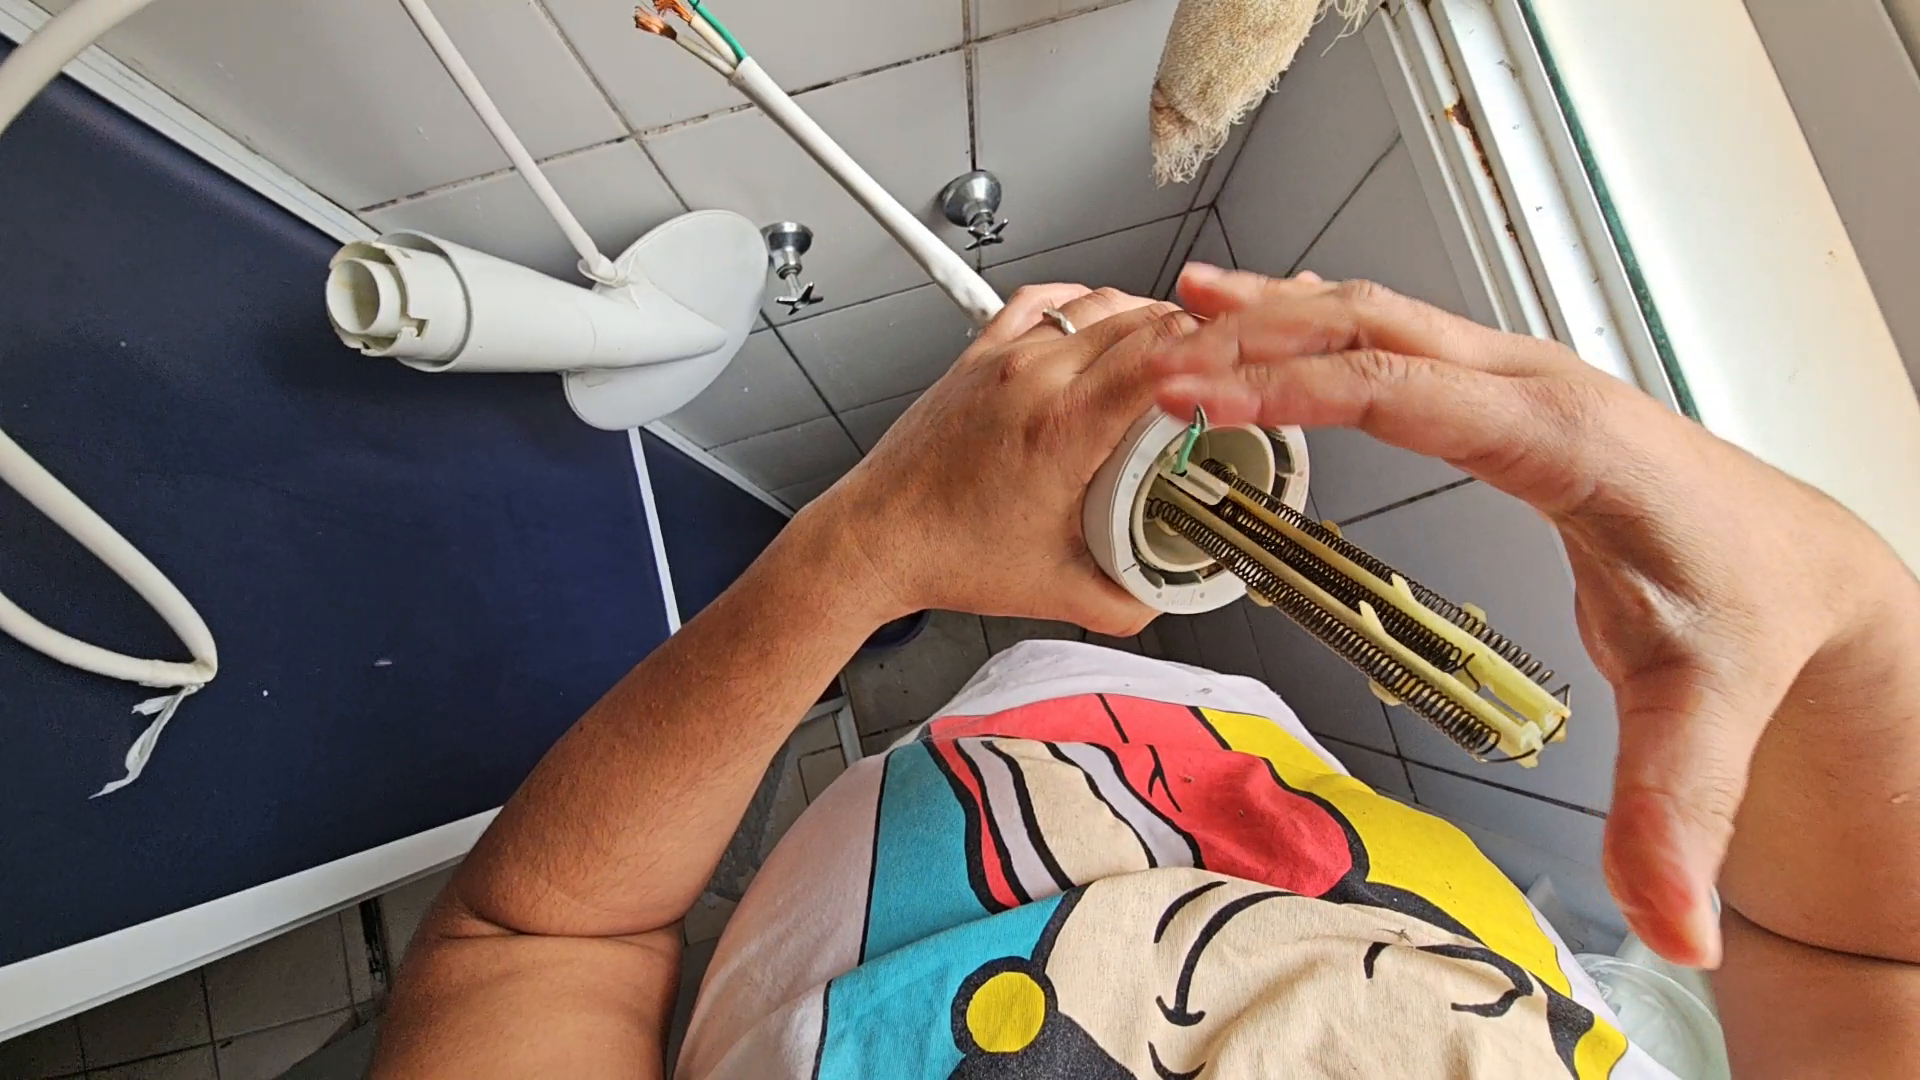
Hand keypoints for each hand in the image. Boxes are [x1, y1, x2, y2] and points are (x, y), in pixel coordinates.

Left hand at [803, 285, 1194, 637]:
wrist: (875, 537)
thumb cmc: (943, 551)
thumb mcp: (1054, 589)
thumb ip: (1122, 599)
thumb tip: (1156, 595)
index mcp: (1062, 428)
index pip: (1164, 355)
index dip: (1212, 354)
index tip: (1230, 374)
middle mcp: (1033, 379)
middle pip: (1141, 321)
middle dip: (1189, 341)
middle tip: (1204, 376)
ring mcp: (1001, 359)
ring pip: (1096, 305)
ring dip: (1140, 321)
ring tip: (1161, 355)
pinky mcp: (976, 357)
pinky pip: (1041, 305)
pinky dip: (1079, 305)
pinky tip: (1091, 324)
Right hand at [1149, 264, 1913, 967]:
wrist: (1786, 552)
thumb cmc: (1741, 606)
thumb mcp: (1705, 709)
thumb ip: (1674, 813)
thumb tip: (1666, 924)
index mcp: (1562, 441)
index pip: (1401, 394)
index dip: (1291, 390)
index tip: (1202, 397)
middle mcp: (1525, 383)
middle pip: (1366, 330)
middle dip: (1253, 342)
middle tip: (1162, 367)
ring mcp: (1502, 372)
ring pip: (1367, 313)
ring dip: (1270, 310)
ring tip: (1187, 312)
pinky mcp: (1481, 384)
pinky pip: (1380, 330)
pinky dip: (1306, 313)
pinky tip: (1262, 312)